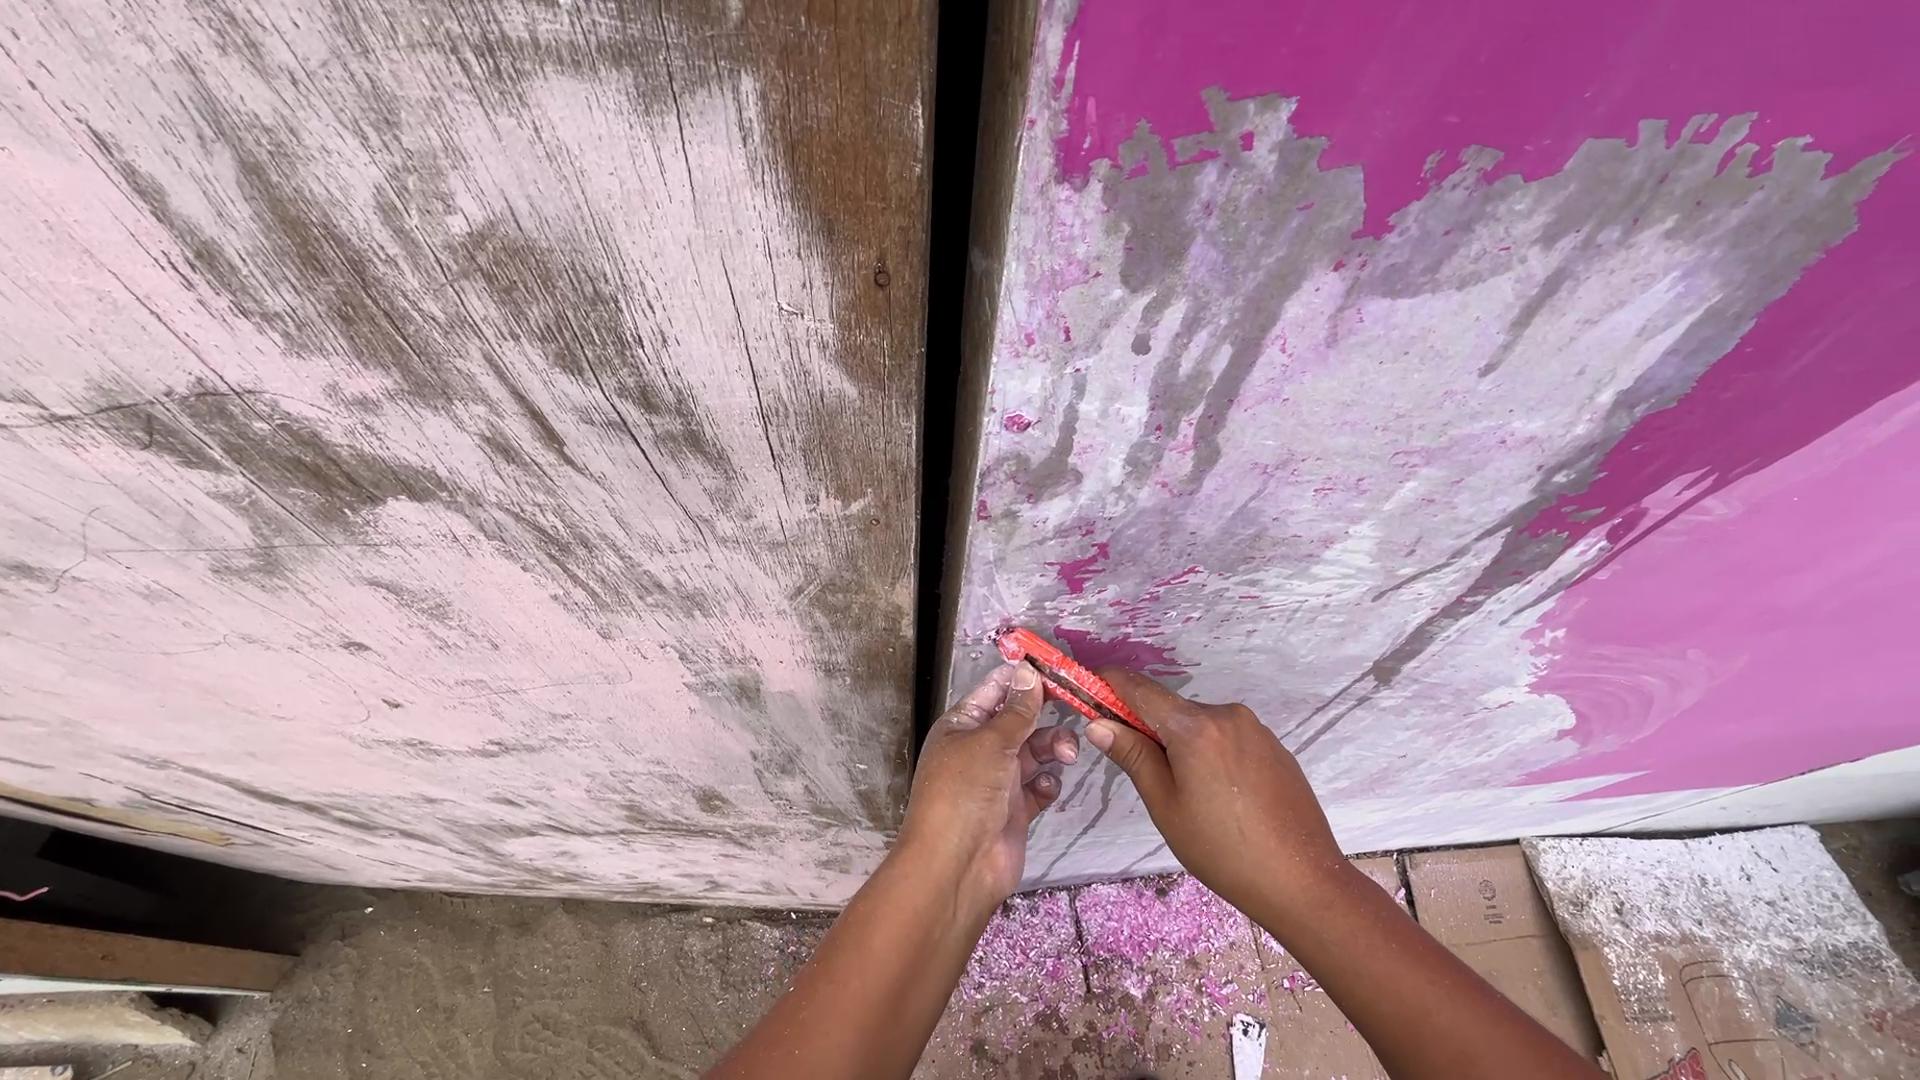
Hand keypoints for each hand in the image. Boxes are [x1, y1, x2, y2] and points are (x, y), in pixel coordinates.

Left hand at [897, 663, 1080, 913]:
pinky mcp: (1016, 809)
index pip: (994, 690)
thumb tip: (1028, 672)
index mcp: (962, 726)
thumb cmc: (964, 793)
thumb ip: (1017, 710)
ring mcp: (998, 781)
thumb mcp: (991, 742)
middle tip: (1076, 709)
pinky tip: (1048, 787)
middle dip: (1045, 715)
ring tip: (1068, 754)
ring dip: (1053, 747)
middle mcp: (979, 749)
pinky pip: (1039, 786)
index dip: (1022, 678)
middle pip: (1019, 720)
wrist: (958, 866)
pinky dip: (1048, 783)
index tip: (1056, 668)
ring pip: (1034, 752)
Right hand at [1086, 669, 1351, 932]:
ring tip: (1188, 796)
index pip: (1138, 687)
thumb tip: (1097, 722)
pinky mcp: (1275, 748)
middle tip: (1141, 772)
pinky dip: (1210, 753)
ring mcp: (1256, 730)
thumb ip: (1132, 756)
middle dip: (1147, 727)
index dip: (1108, 684)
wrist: (1304, 882)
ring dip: (1181, 743)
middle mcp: (1226, 714)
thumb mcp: (1165, 805)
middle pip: (1171, 708)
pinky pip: (1227, 739)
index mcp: (1195, 726)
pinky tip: (1220, 797)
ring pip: (1200, 725)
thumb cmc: (1222, 850)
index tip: (1087, 690)